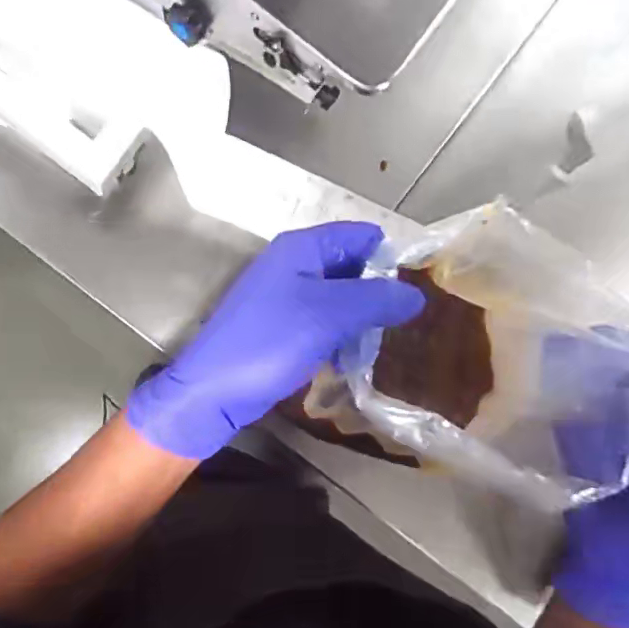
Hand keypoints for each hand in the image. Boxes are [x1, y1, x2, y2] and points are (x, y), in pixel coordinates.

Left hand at [126, 222, 425, 458]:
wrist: (212, 391)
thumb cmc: (269, 343)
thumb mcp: (329, 316)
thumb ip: (376, 299)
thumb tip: (416, 295)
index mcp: (300, 248)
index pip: (361, 236)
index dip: (390, 259)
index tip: (415, 292)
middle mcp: (289, 265)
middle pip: (349, 267)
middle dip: (376, 292)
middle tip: (403, 323)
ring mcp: (280, 299)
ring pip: (335, 299)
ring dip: (358, 319)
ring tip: (381, 345)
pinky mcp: (276, 330)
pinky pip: (318, 324)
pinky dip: (336, 337)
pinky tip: (349, 359)